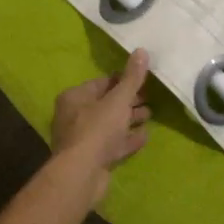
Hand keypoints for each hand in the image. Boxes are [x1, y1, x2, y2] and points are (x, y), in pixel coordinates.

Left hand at [49, 49, 151, 203]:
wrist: (81, 173)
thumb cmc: (97, 129)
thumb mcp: (118, 99)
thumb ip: (132, 78)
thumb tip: (141, 50)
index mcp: (74, 98)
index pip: (102, 83)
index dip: (122, 81)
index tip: (142, 81)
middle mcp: (74, 116)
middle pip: (106, 104)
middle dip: (128, 101)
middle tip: (149, 98)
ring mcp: (82, 140)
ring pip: (110, 125)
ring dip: (129, 119)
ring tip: (150, 115)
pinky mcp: (91, 159)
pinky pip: (112, 144)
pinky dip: (127, 139)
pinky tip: (145, 136)